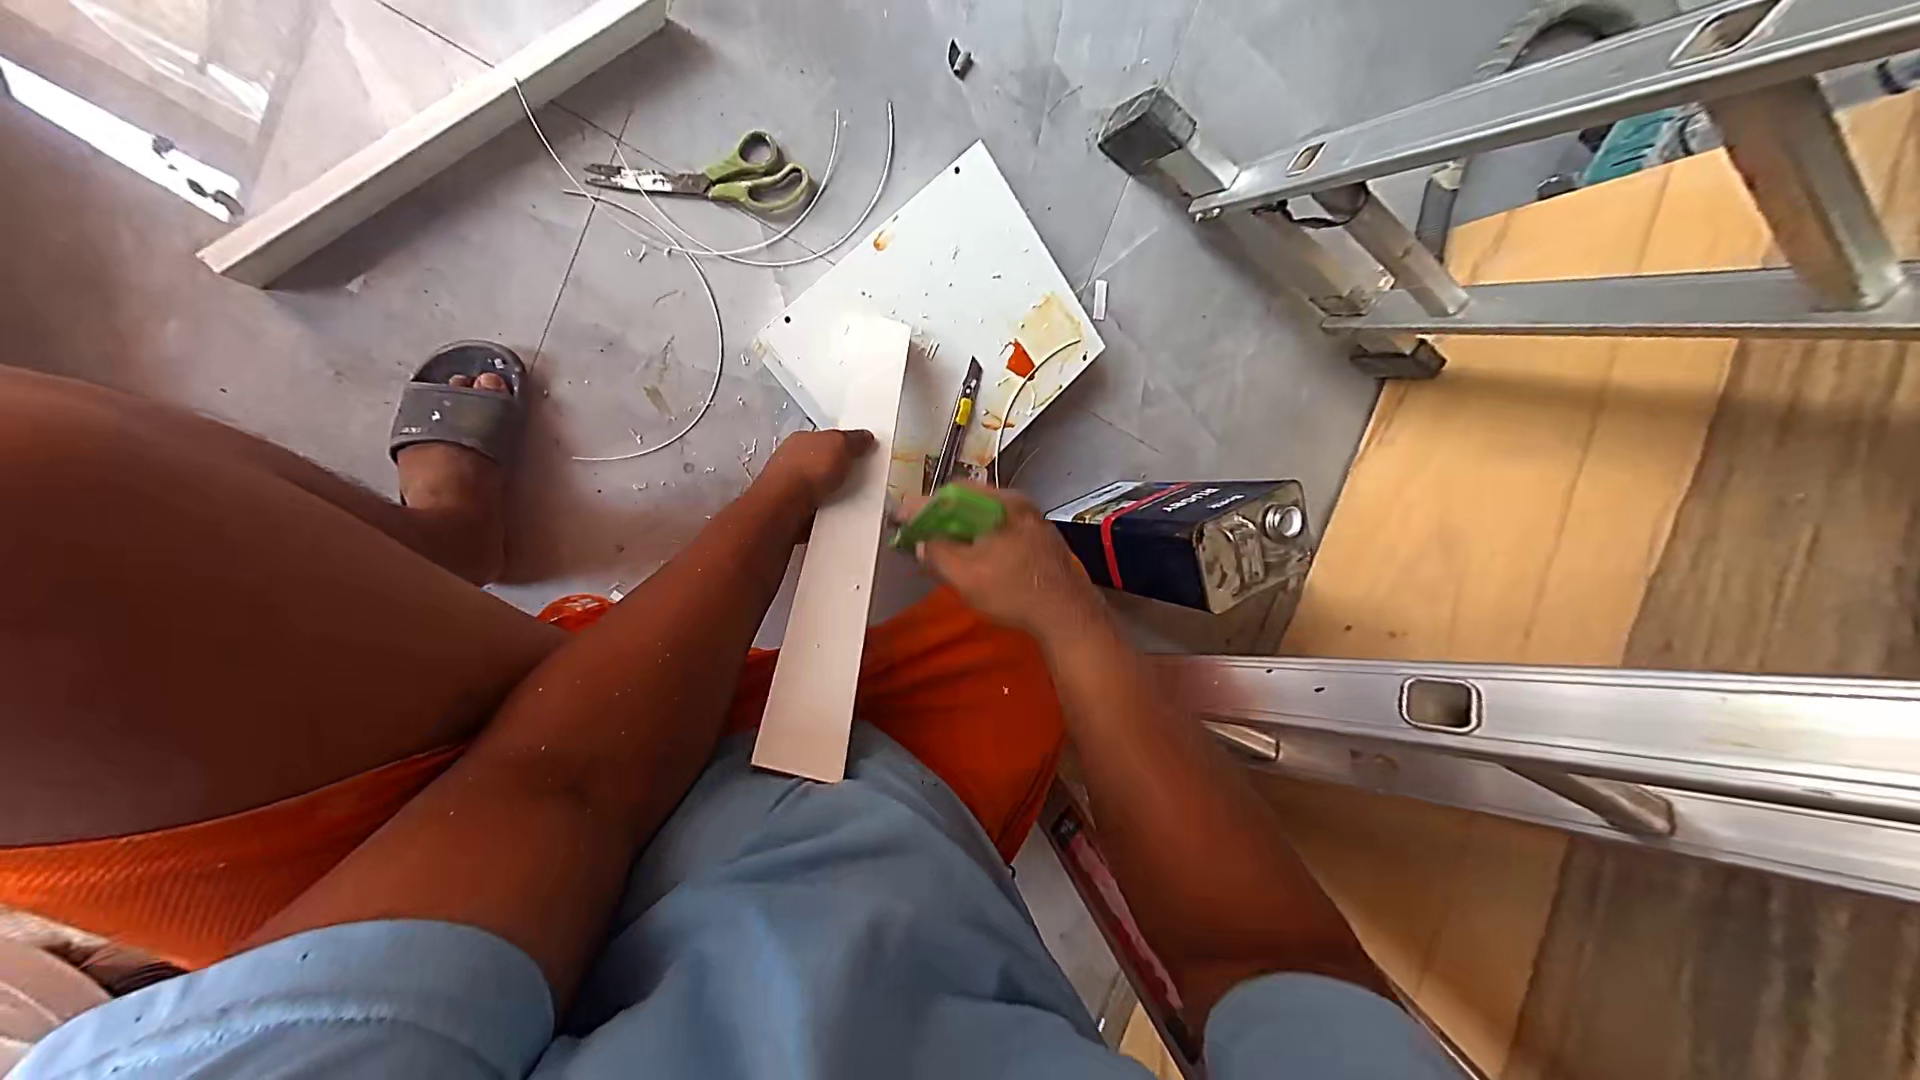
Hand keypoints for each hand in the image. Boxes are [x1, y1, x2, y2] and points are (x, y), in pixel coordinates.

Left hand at [759, 429, 875, 505]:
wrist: (786, 506)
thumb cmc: (805, 470)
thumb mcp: (840, 444)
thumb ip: (853, 440)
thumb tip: (863, 438)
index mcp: (801, 440)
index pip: (827, 438)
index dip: (845, 444)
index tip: (861, 451)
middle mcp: (793, 461)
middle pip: (825, 464)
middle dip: (841, 471)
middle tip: (856, 475)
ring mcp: (791, 487)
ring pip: (822, 488)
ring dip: (836, 493)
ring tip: (847, 496)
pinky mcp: (795, 510)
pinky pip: (820, 508)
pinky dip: (829, 510)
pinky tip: (835, 510)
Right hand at [902, 482, 1110, 645]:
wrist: (1069, 617)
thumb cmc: (1014, 592)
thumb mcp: (964, 575)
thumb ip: (936, 554)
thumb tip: (921, 543)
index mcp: (1000, 504)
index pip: (952, 493)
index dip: (923, 507)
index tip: (903, 518)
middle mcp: (1020, 504)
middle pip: (971, 502)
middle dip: (943, 518)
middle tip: (922, 534)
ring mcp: (1034, 521)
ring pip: (988, 517)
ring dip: (963, 530)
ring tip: (945, 550)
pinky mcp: (1042, 540)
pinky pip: (1003, 530)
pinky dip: (983, 539)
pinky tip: (976, 559)